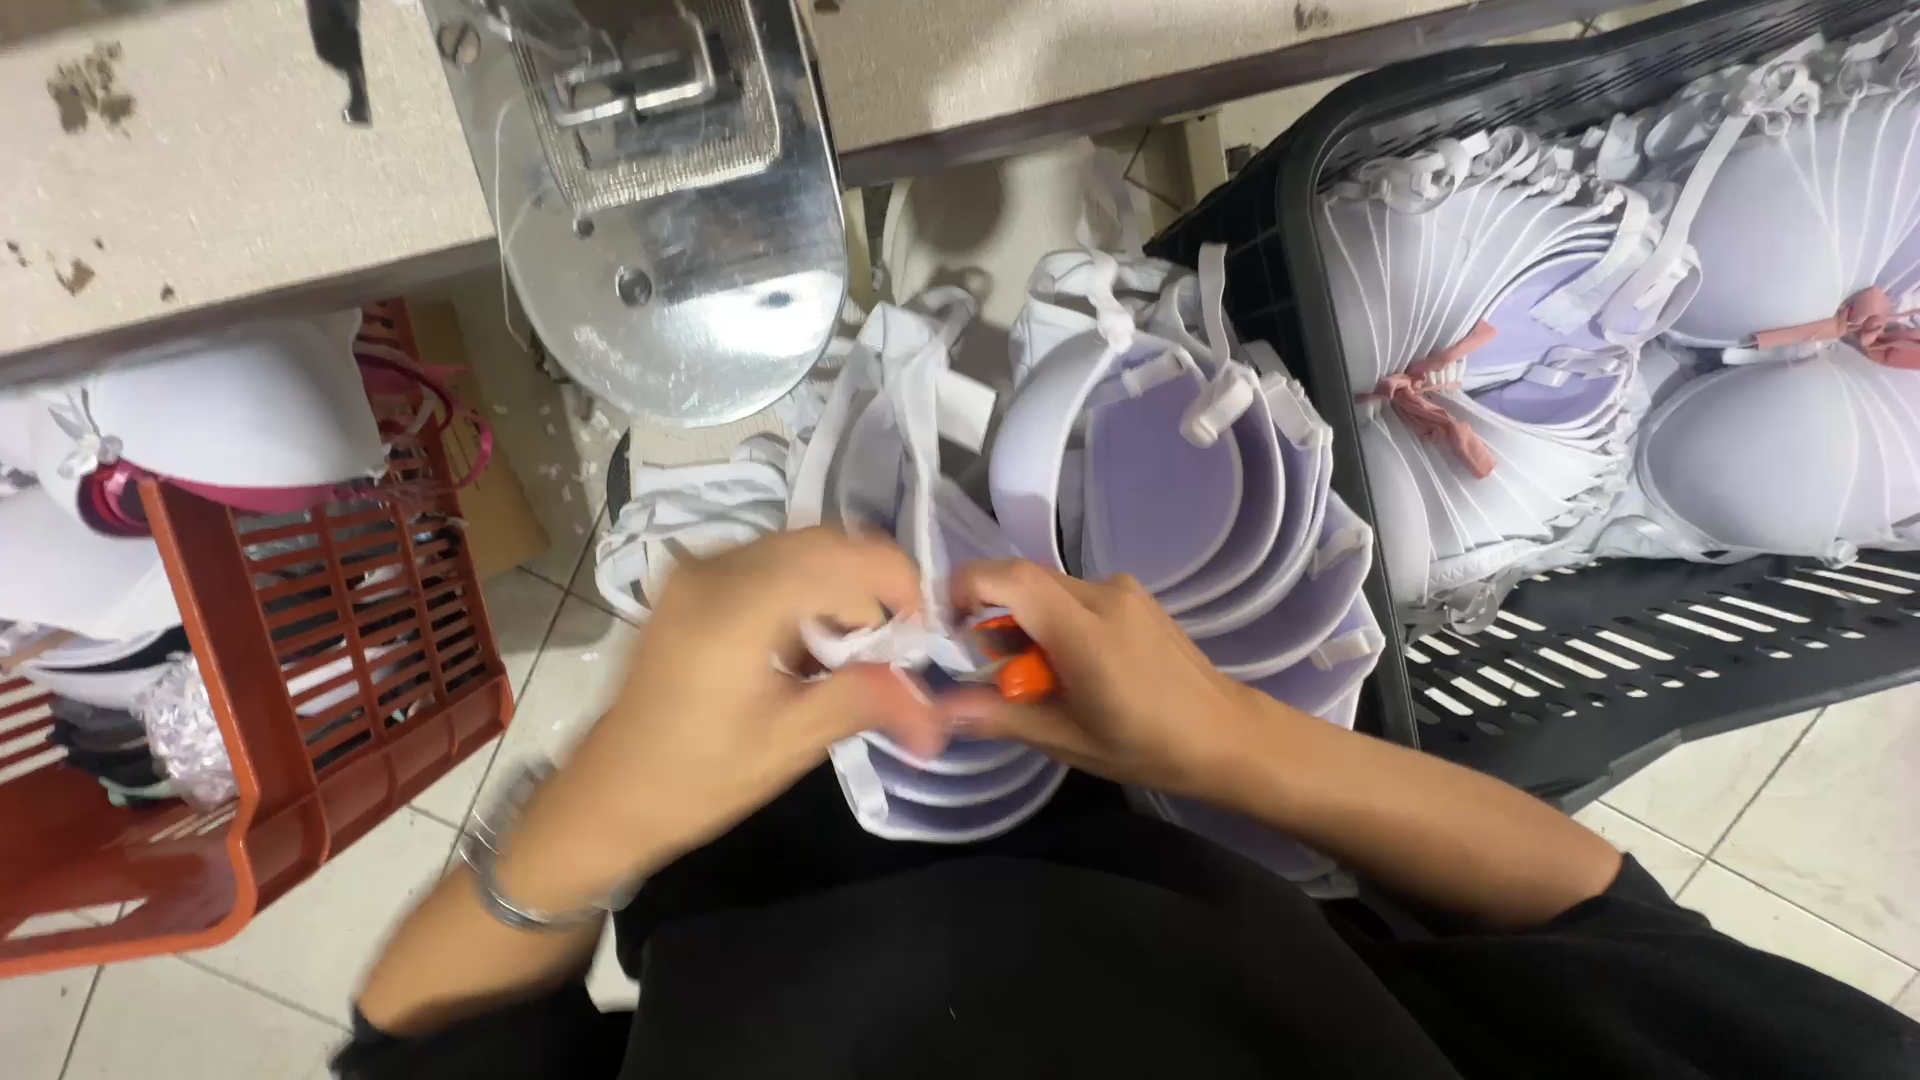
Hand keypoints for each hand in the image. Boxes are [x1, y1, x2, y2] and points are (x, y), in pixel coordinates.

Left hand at [501, 529, 949, 910]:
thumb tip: (938, 712)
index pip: (839, 558)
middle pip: (823, 541)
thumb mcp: (789, 744)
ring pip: (800, 545)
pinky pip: (773, 559)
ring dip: (844, 582)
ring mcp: (699, 569)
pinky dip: (812, 584)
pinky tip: (817, 634)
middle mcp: (713, 569)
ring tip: (862, 642)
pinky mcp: (695, 580)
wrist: (606, 796)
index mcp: (734, 609)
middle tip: (899, 639)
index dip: (897, 582)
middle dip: (874, 582)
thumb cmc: (696, 779)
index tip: (923, 632)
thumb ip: (866, 701)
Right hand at [942, 560, 1303, 802]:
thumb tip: (941, 708)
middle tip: (985, 664)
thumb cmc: (1150, 747)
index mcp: (1086, 631)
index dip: (966, 588)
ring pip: (1046, 587)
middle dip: (991, 613)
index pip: (1010, 580)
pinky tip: (1065, 663)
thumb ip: (1001, 716)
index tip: (945, 623)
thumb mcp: (1068, 740)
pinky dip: (1051, 620)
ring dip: (1022, 620)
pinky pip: (1073, 594)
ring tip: (1030, 674)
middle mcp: (1103, 594)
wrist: (1228, 735)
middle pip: (1023, 580)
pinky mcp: (1133, 595)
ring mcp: (1123, 590)